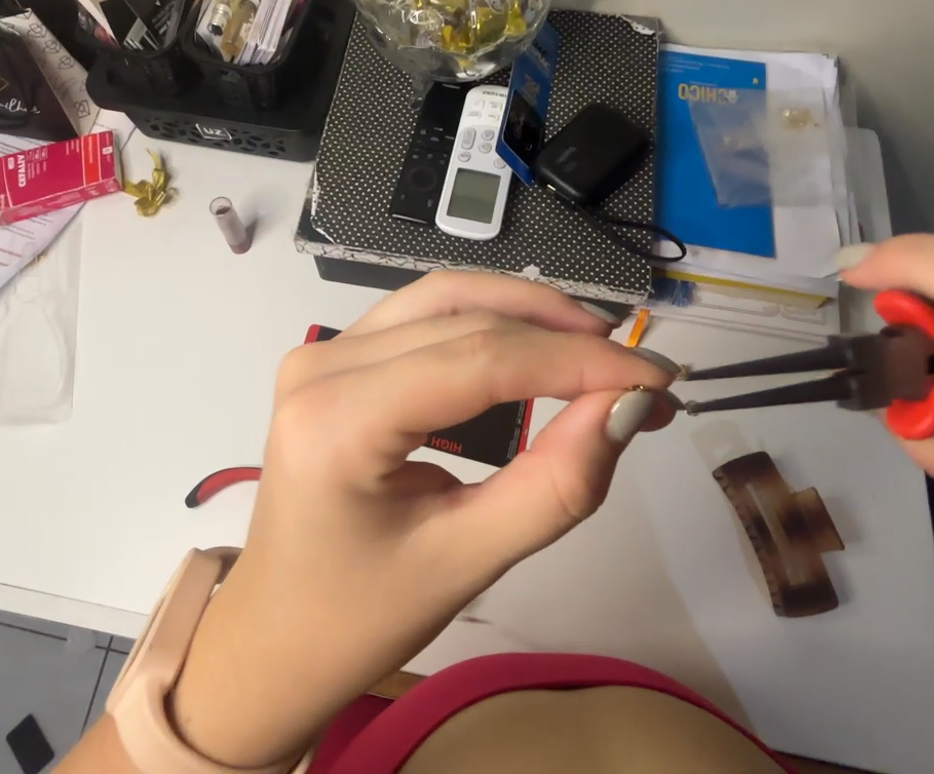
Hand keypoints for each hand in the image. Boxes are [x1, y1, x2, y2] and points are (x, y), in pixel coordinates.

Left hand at [167, 272, 679, 765]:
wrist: (274, 634)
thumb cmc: (360, 616)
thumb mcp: (466, 561)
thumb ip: (555, 484)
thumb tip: (626, 409)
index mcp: (338, 420)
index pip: (480, 359)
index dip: (578, 362)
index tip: (659, 381)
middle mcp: (321, 365)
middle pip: (465, 319)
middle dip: (564, 340)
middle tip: (642, 380)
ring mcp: (321, 354)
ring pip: (445, 299)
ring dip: (529, 316)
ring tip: (601, 355)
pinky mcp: (334, 358)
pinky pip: (423, 316)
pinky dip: (489, 324)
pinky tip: (538, 350)